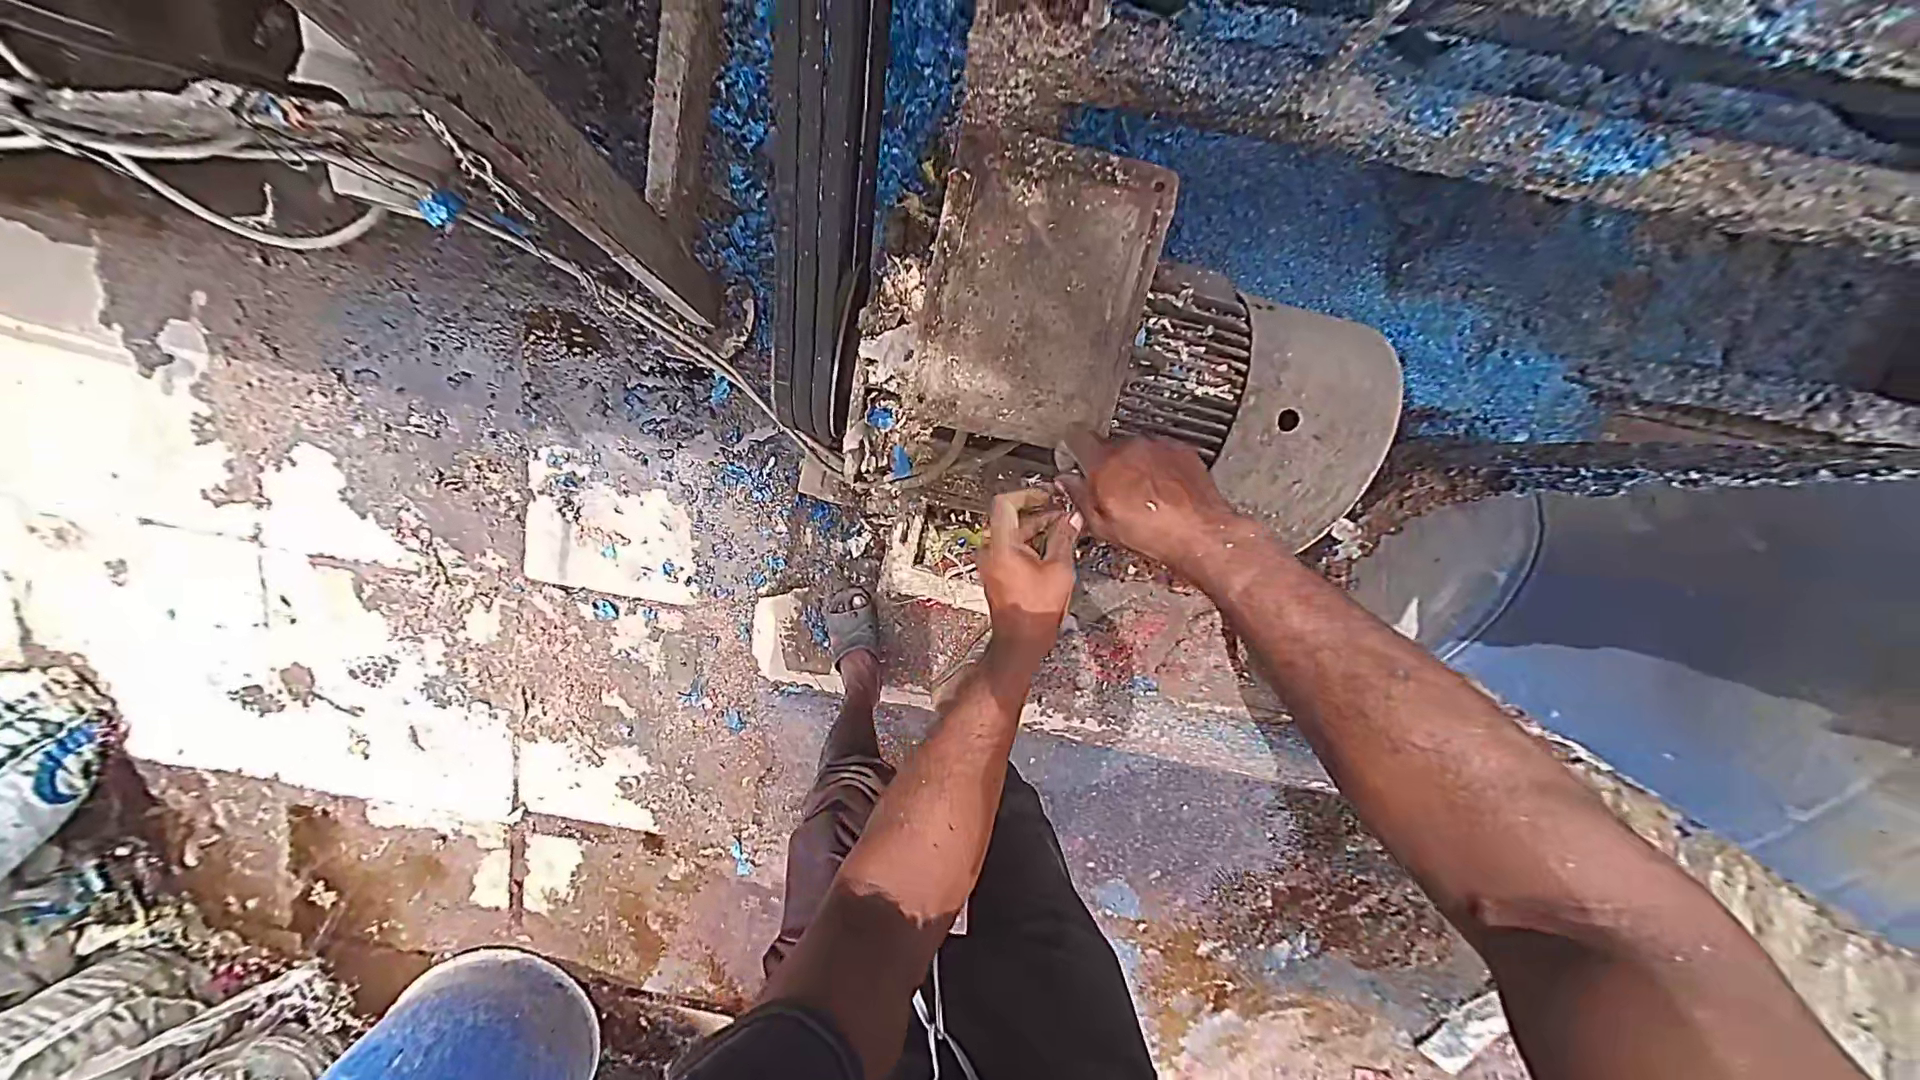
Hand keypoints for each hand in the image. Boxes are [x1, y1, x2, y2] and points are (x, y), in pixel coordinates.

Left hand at [979, 488, 1080, 660]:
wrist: (1021, 640)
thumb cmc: (1035, 611)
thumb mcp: (1059, 569)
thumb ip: (1064, 537)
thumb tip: (1072, 519)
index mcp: (1001, 545)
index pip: (1005, 503)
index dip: (1028, 494)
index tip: (1047, 496)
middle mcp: (990, 550)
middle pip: (1010, 517)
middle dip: (1038, 512)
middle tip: (1061, 512)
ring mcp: (991, 561)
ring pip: (1012, 532)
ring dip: (1036, 527)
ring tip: (1062, 530)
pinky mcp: (996, 570)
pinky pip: (1010, 546)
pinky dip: (1029, 542)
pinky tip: (1051, 547)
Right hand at [1055, 429, 1245, 574]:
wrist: (1199, 532)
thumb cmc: (1152, 532)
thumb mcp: (1101, 524)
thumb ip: (1078, 497)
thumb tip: (1067, 482)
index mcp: (1103, 461)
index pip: (1076, 437)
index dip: (1072, 450)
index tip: (1074, 461)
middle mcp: (1130, 447)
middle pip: (1108, 447)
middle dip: (1107, 466)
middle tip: (1112, 492)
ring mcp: (1157, 446)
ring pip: (1135, 450)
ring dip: (1133, 467)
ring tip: (1141, 496)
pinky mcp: (1180, 450)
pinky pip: (1160, 453)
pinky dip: (1157, 468)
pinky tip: (1160, 492)